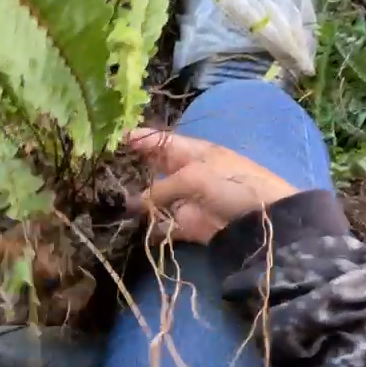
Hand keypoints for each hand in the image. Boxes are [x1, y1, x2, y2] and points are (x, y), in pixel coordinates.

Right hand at [126, 128, 297, 244]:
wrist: (262, 220)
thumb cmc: (231, 184)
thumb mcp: (193, 177)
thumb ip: (160, 189)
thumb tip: (132, 204)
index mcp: (190, 152)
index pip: (159, 141)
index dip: (138, 139)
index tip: (111, 138)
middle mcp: (185, 173)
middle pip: (152, 168)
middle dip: (131, 169)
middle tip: (103, 172)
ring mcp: (186, 199)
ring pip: (153, 199)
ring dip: (135, 202)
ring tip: (109, 202)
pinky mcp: (187, 224)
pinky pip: (163, 225)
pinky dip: (149, 228)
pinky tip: (130, 227)